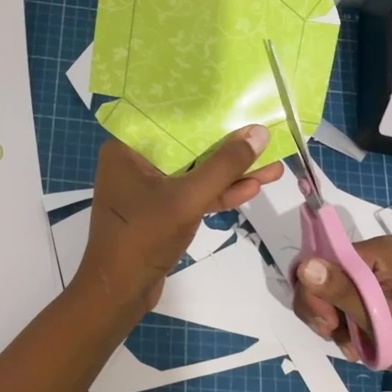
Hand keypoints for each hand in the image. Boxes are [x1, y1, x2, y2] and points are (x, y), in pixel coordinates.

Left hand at [71, 125, 283, 313]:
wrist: (119, 294)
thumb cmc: (142, 239)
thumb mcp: (187, 198)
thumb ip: (224, 166)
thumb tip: (259, 133)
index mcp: (127, 149)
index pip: (170, 117)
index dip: (206, 108)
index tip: (238, 98)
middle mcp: (134, 163)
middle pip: (187, 144)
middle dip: (227, 144)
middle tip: (264, 132)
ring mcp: (148, 189)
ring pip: (195, 172)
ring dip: (230, 172)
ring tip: (272, 164)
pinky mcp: (160, 212)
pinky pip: (192, 194)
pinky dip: (218, 193)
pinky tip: (252, 187)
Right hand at [292, 235, 391, 391]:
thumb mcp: (379, 319)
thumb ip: (341, 291)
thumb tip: (305, 265)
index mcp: (383, 250)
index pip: (325, 258)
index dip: (317, 291)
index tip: (329, 324)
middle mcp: (376, 254)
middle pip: (321, 273)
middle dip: (322, 309)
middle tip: (335, 334)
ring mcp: (373, 274)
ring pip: (324, 291)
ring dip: (330, 322)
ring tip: (350, 344)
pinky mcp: (371, 292)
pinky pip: (337, 302)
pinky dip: (339, 325)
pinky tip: (353, 343)